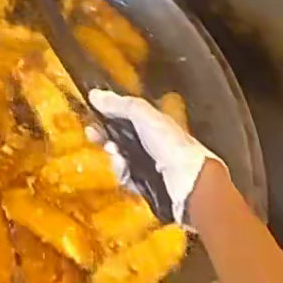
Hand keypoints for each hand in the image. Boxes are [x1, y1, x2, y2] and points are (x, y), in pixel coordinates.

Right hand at [89, 89, 221, 223]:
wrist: (191, 185)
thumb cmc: (168, 143)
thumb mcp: (143, 114)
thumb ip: (119, 104)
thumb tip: (94, 94)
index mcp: (156, 123)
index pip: (127, 114)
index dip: (109, 112)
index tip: (91, 111)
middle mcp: (154, 143)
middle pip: (121, 137)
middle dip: (105, 135)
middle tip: (92, 135)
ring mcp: (152, 167)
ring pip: (122, 158)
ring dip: (113, 155)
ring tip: (114, 154)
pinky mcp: (149, 188)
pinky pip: (128, 179)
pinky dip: (122, 174)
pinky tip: (124, 170)